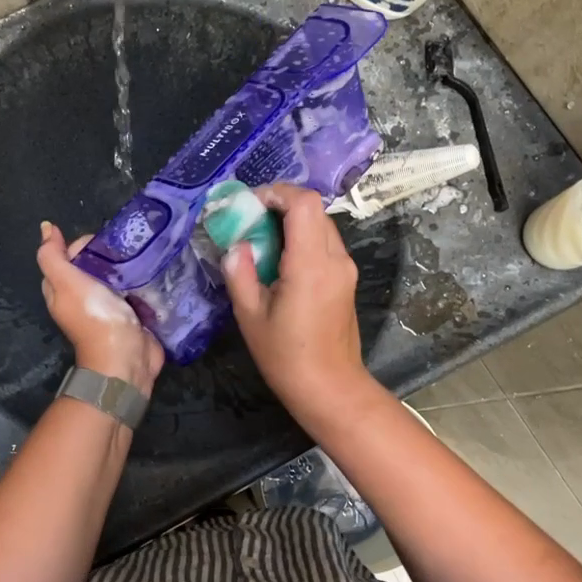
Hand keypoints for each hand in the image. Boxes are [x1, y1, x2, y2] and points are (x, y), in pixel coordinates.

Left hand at [38, 222, 163, 394]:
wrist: (126, 358)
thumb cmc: (94, 317)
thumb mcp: (66, 282)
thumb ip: (52, 256)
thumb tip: (45, 227)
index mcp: (62, 290)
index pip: (68, 257)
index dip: (82, 245)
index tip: (102, 242)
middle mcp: (82, 298)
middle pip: (94, 265)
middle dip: (108, 254)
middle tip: (127, 248)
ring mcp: (108, 307)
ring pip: (116, 277)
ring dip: (127, 266)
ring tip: (143, 255)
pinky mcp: (131, 315)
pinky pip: (135, 291)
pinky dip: (142, 281)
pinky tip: (153, 271)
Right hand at [222, 184, 374, 416]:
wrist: (329, 387)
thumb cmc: (286, 356)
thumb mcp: (251, 316)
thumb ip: (240, 274)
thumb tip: (235, 246)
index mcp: (311, 264)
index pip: (304, 203)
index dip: (277, 193)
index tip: (249, 205)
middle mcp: (336, 259)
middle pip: (314, 210)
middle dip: (280, 206)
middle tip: (249, 222)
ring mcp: (345, 269)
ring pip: (321, 226)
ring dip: (291, 224)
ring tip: (260, 243)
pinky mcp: (345, 280)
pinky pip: (325, 245)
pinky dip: (301, 241)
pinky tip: (278, 263)